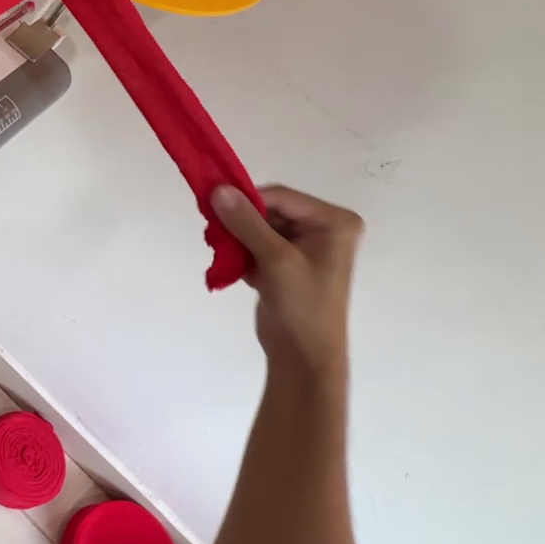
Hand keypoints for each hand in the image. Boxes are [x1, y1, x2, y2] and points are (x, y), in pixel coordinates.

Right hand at [213, 185, 363, 386]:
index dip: (246, 200)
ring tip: (222, 254)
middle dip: (239, 222)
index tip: (211, 207)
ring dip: (235, 238)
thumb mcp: (276, 259)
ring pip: (255, 227)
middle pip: (267, 210)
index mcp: (333, 222)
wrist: (302, 353)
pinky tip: (229, 266)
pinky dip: (237, 252)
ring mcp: (301, 246)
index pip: (280, 196)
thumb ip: (247, 223)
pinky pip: (253, 243)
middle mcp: (320, 228)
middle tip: (214, 235)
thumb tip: (218, 190)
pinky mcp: (282, 262)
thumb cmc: (302, 305)